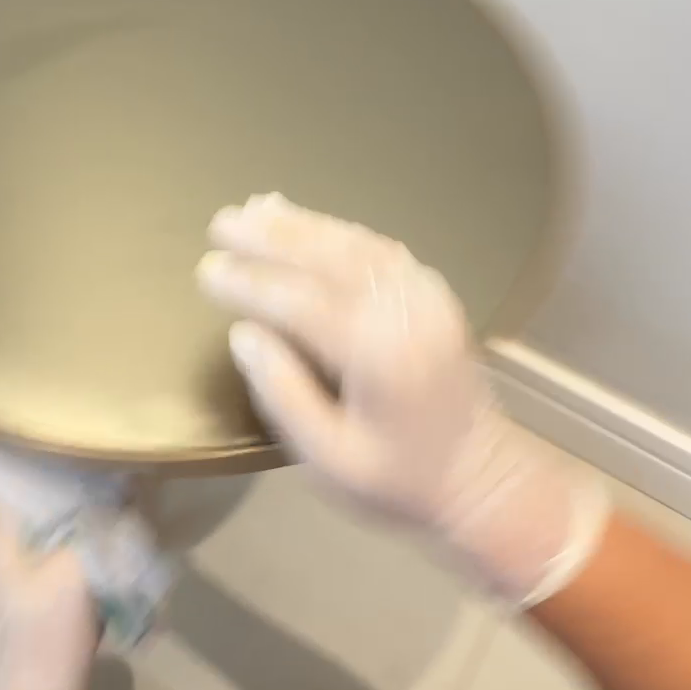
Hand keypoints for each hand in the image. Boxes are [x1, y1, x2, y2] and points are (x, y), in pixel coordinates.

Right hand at [198, 193, 606, 605]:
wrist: (483, 480)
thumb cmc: (397, 481)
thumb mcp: (328, 458)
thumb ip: (283, 394)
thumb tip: (242, 336)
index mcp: (377, 354)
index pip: (300, 302)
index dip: (249, 283)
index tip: (206, 270)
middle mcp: (404, 312)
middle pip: (328, 257)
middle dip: (270, 236)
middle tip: (222, 222)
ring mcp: (425, 298)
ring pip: (355, 244)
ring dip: (303, 224)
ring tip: (257, 208)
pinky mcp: (433, 297)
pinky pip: (381, 249)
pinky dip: (340, 230)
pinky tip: (311, 223)